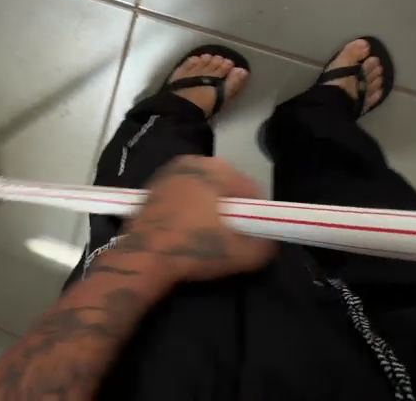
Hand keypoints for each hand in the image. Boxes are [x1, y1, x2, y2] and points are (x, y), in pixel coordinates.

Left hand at [113, 157, 275, 285]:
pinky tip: (189, 229)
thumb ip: (265, 245)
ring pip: (203, 188)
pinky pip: (183, 193)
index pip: (250, 187)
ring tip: (211, 235)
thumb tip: (272, 242)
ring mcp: (170, 171)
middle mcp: (192, 161)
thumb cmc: (193, 247)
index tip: (256, 234)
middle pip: (226, 185)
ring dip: (211, 206)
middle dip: (234, 208)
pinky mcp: (153, 185)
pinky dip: (190, 207)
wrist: (143, 256)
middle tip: (235, 236)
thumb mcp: (240, 254)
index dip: (257, 212)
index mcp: (214, 168)